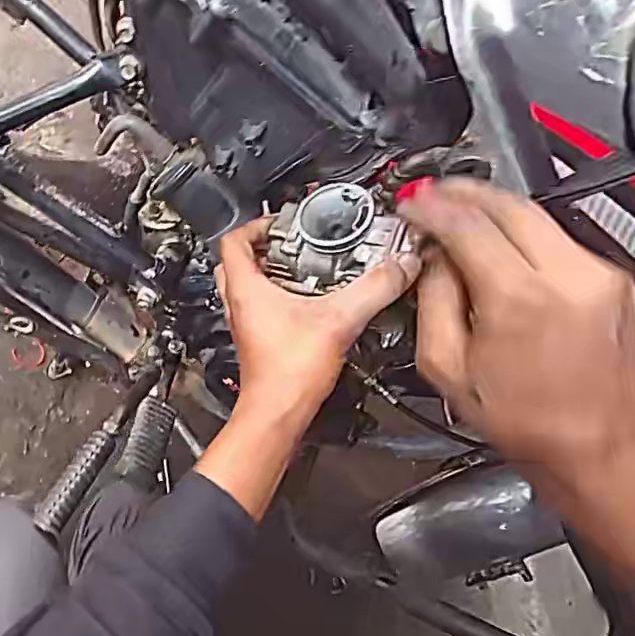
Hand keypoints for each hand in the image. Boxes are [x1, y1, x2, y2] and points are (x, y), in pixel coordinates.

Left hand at [216, 217, 420, 419]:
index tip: (284, 221)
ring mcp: (247, 324)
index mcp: (246, 289)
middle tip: (295, 243)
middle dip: (267, 247)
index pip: (234, 240)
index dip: (257, 223)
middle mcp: (240, 305)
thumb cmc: (288, 373)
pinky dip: (280, 298)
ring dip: (273, 273)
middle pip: (239, 261)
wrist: (278, 414)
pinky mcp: (259, 340)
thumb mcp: (339, 319)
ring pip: (249, 286)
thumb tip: (399, 265)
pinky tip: (310, 303)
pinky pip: (262, 308)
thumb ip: (374, 288)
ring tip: (305, 268)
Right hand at [399, 179, 634, 624]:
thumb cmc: (526, 420)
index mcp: (520, 298)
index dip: (431, 207)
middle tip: (432, 193)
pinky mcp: (610, 280)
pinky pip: (555, 236)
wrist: (595, 446)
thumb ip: (432, 299)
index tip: (412, 204)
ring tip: (458, 212)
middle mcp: (567, 277)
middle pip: (507, 204)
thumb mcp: (447, 366)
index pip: (467, 225)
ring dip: (491, 206)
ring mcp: (597, 275)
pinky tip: (495, 240)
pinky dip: (519, 229)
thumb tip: (431, 260)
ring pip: (535, 213)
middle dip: (462, 192)